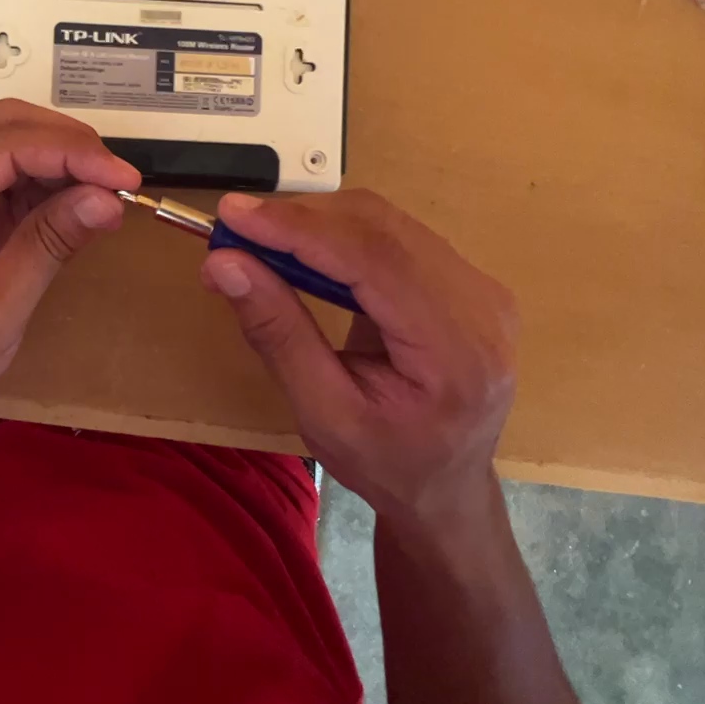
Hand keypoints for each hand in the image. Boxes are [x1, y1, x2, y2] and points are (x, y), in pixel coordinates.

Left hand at [0, 100, 141, 443]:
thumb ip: (49, 245)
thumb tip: (106, 199)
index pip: (5, 145)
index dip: (72, 153)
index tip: (124, 178)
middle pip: (3, 126)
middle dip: (67, 144)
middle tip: (115, 180)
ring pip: (6, 143)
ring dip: (58, 162)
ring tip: (102, 198)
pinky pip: (2, 177)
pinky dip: (44, 185)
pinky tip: (72, 210)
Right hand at [199, 191, 517, 530]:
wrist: (446, 489)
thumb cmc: (384, 464)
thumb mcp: (321, 413)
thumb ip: (277, 334)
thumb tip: (224, 264)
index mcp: (456, 350)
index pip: (374, 259)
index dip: (298, 229)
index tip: (233, 214)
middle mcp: (481, 304)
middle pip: (380, 228)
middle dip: (299, 219)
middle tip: (233, 232)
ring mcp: (479, 286)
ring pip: (384, 221)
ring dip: (314, 222)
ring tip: (257, 243)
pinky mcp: (463, 278)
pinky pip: (392, 234)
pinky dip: (336, 233)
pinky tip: (299, 252)